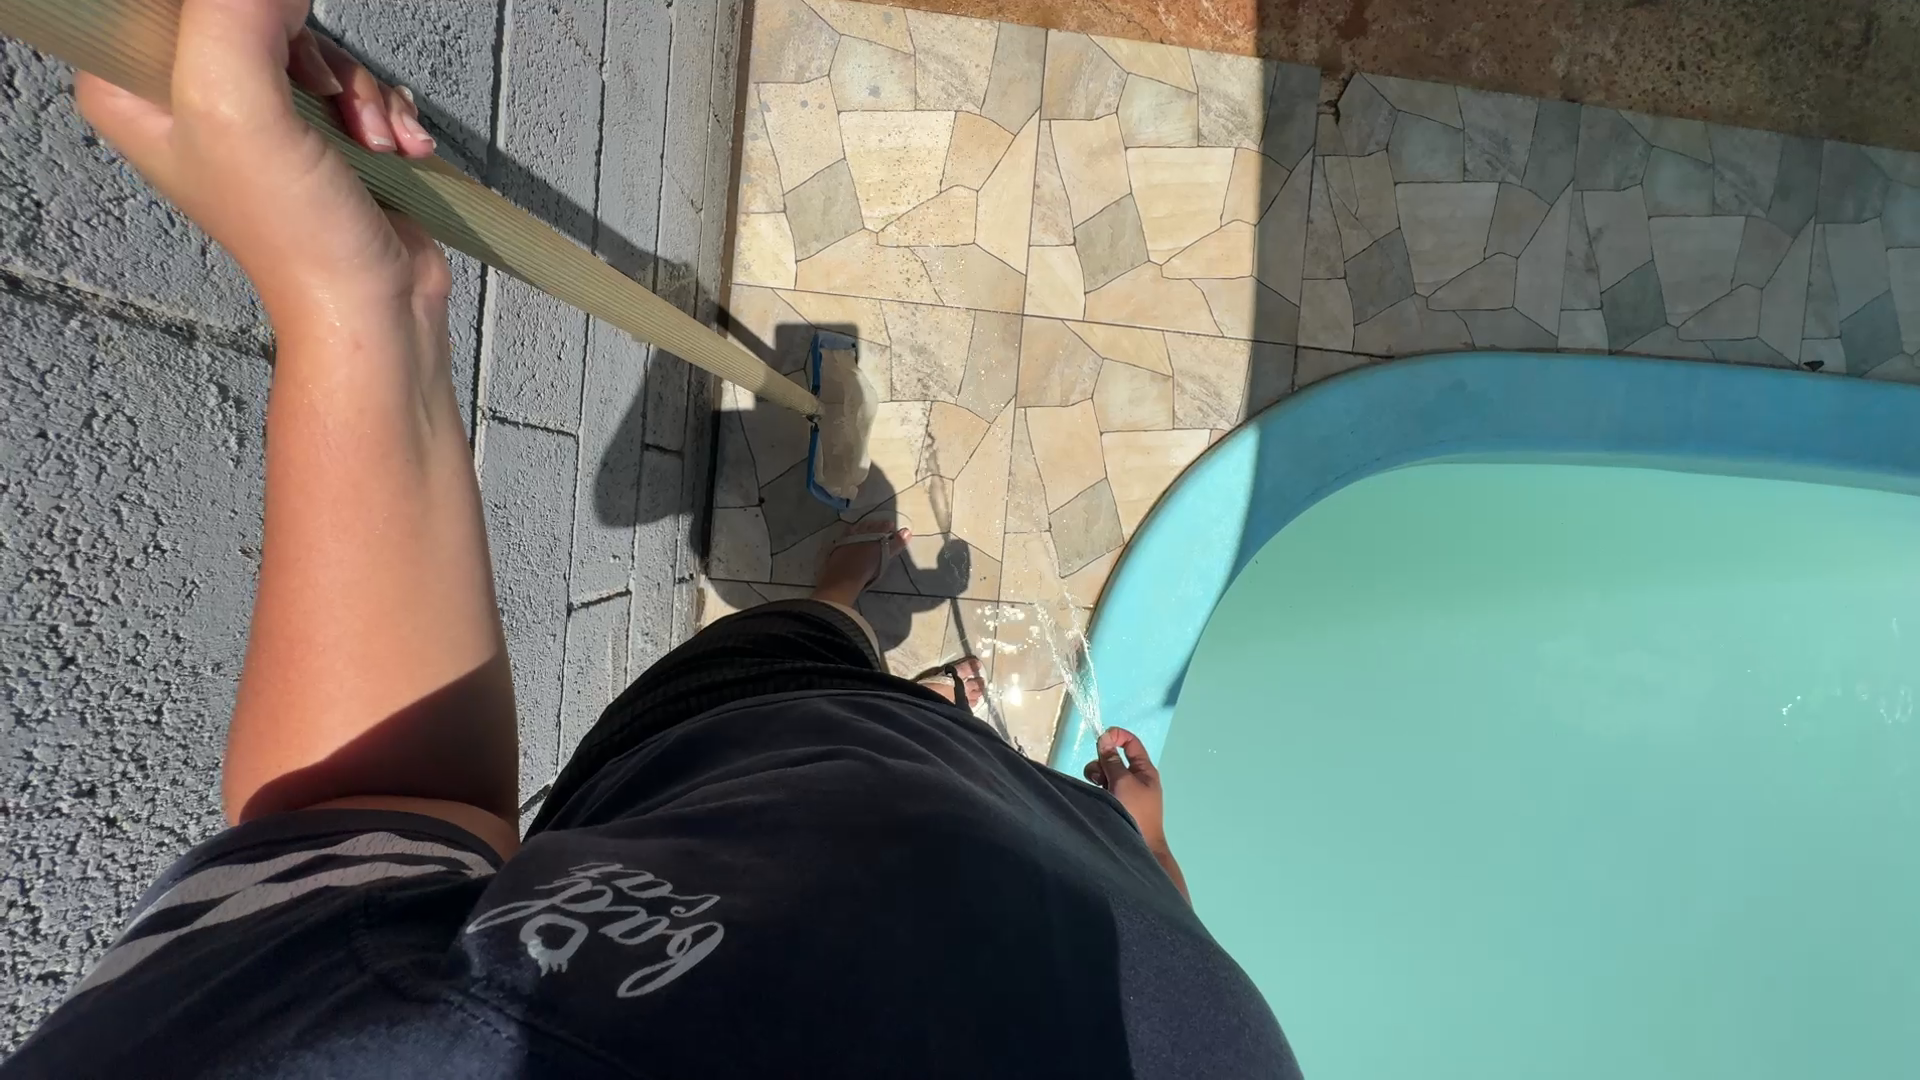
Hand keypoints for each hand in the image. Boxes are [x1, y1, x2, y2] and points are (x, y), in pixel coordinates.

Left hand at [73, 0, 444, 324]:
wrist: (378, 305)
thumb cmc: (299, 233)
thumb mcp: (238, 106)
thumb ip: (236, 15)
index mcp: (136, 87)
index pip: (170, 5)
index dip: (233, 14)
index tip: (279, 49)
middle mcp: (202, 102)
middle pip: (255, 20)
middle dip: (318, 59)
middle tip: (334, 105)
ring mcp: (275, 127)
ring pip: (321, 58)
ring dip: (366, 95)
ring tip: (380, 144)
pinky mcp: (336, 149)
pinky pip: (364, 97)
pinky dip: (392, 118)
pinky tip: (403, 150)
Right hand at [1083, 727, 1166, 851]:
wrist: (1140, 849)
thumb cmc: (1135, 812)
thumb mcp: (1123, 782)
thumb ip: (1112, 760)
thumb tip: (1104, 739)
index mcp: (1144, 770)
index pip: (1130, 742)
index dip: (1116, 736)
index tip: (1100, 740)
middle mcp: (1135, 778)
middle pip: (1114, 757)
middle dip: (1102, 761)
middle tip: (1100, 775)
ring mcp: (1125, 791)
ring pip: (1105, 773)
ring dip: (1098, 776)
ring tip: (1097, 790)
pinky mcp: (1116, 803)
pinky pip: (1103, 787)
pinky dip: (1097, 788)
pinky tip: (1094, 798)